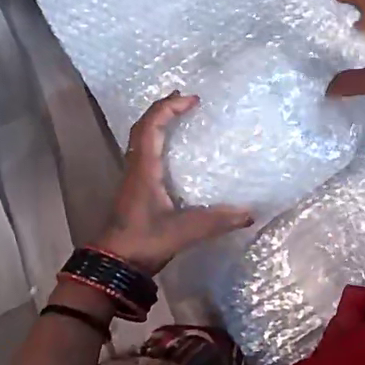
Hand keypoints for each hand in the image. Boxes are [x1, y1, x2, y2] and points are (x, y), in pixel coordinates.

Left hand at [94, 93, 254, 273]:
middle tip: (186, 100)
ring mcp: (133, 178)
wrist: (115, 264)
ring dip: (158, 124)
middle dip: (164, 109)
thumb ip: (216, 221)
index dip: (169, 108)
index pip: (151, 126)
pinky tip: (174, 151)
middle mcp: (136, 167)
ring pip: (141, 140)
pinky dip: (158, 141)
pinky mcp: (136, 190)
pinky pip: (145, 154)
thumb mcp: (183, 231)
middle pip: (143, 127)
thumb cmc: (143, 241)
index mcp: (144, 168)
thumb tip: (250, 213)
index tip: (192, 100)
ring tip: (180, 117)